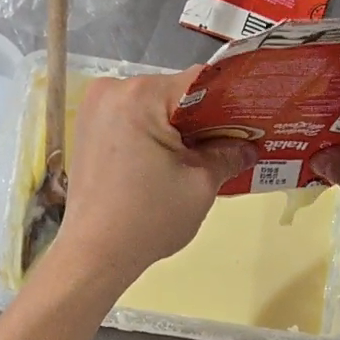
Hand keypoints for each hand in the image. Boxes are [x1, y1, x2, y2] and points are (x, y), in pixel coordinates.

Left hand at [47, 67, 257, 291]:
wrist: (94, 255)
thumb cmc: (148, 220)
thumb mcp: (200, 186)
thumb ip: (227, 156)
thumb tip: (248, 147)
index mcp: (140, 95)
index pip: (200, 83)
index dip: (231, 102)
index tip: (252, 121)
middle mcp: (112, 90)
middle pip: (174, 95)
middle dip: (203, 120)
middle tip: (232, 144)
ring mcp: (94, 110)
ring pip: (153, 109)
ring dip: (178, 130)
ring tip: (203, 157)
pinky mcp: (87, 131)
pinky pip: (133, 123)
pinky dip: (154, 138)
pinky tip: (171, 164)